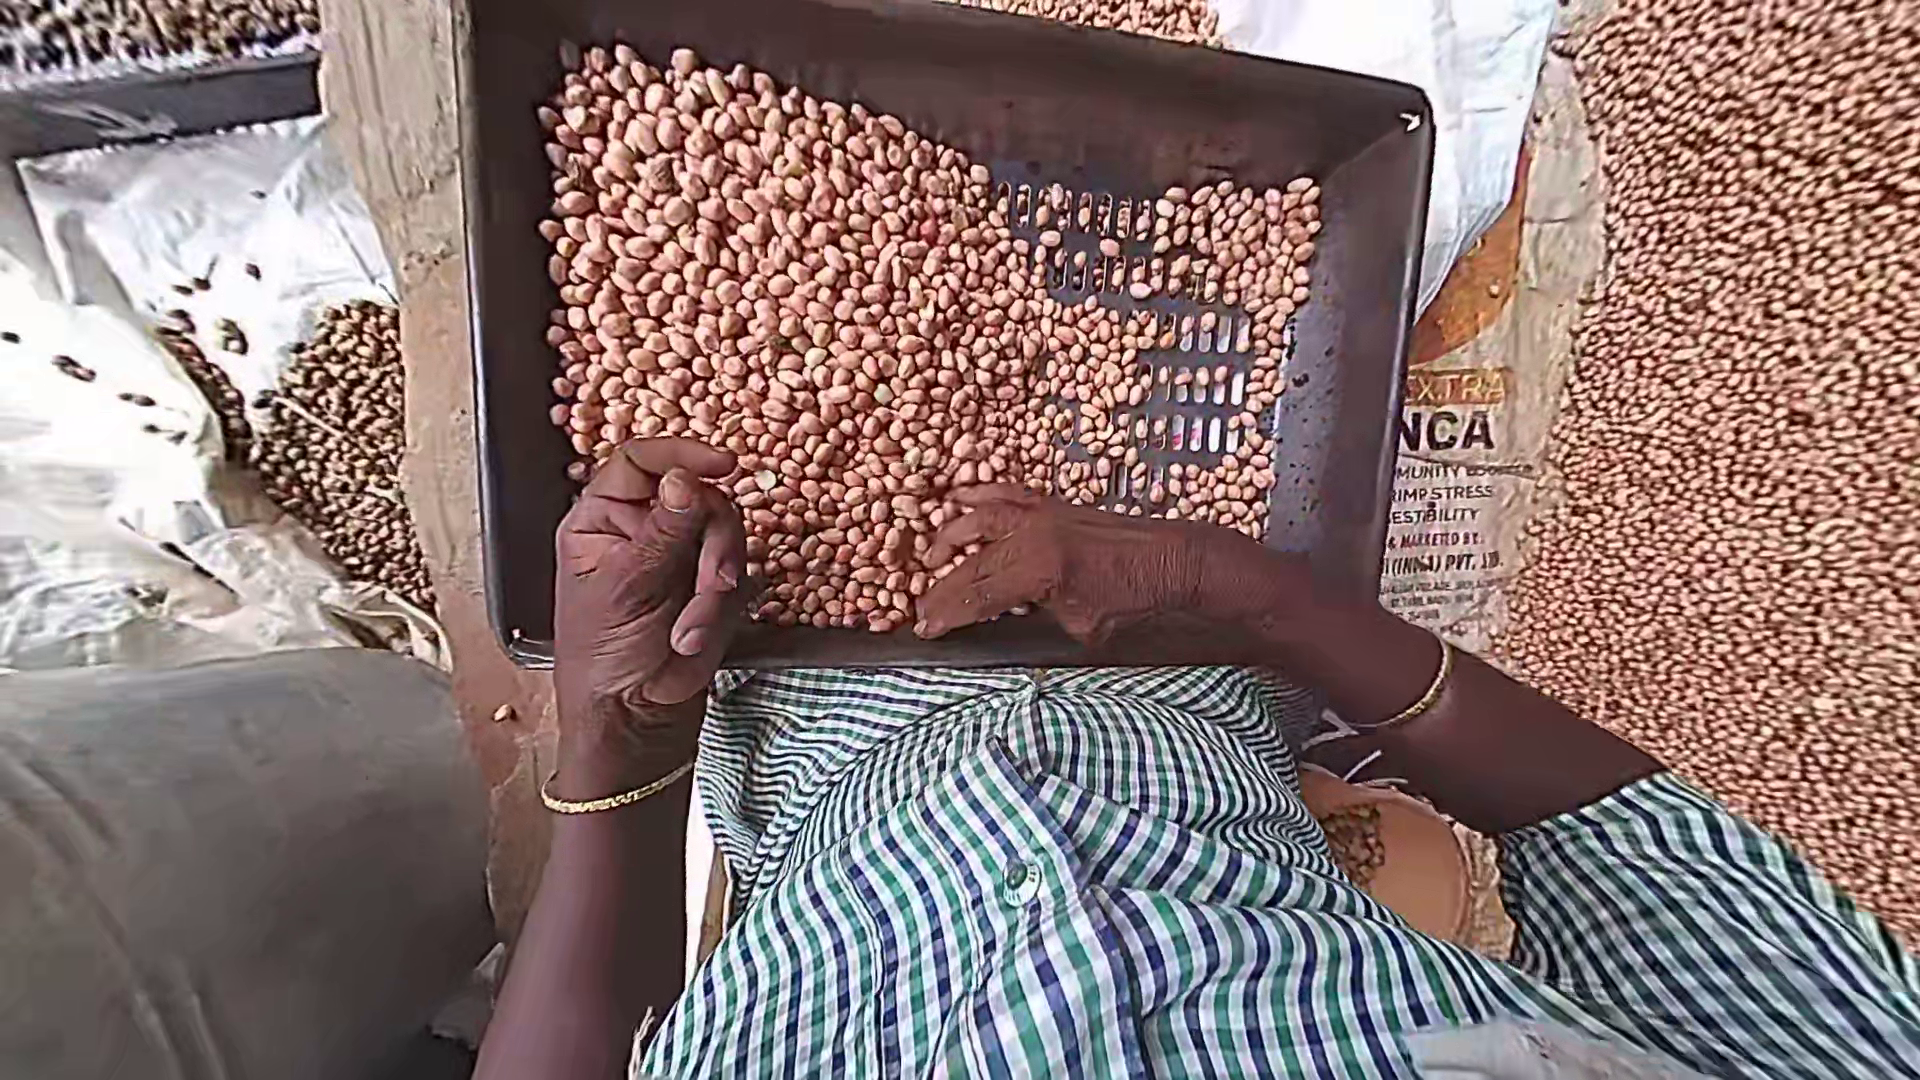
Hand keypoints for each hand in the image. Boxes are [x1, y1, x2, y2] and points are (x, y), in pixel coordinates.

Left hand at [553, 438, 746, 789]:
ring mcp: (684, 556)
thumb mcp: (627, 589)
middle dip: (714, 543)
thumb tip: (684, 478)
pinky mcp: (714, 584)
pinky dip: (722, 608)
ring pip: (729, 535)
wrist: (636, 716)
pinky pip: (740, 574)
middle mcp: (648, 529)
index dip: (682, 454)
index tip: (724, 465)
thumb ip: (662, 532)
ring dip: (719, 582)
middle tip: (715, 582)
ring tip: (694, 627)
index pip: (642, 462)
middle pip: (702, 498)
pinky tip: (696, 637)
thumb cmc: (604, 656)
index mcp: (606, 520)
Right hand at [913, 485, 1268, 644]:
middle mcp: (1033, 533)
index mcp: (1040, 568)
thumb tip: (1010, 611)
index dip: (948, 612)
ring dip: (950, 535)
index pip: (979, 594)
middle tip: (922, 607)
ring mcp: (1041, 512)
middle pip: (971, 562)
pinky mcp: (1052, 502)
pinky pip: (1006, 494)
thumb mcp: (1080, 625)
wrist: (1170, 558)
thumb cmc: (1131, 598)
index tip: (924, 627)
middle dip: (942, 587)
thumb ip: (1037, 615)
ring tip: (932, 552)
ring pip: (979, 517)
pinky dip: (979, 496)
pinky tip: (961, 499)